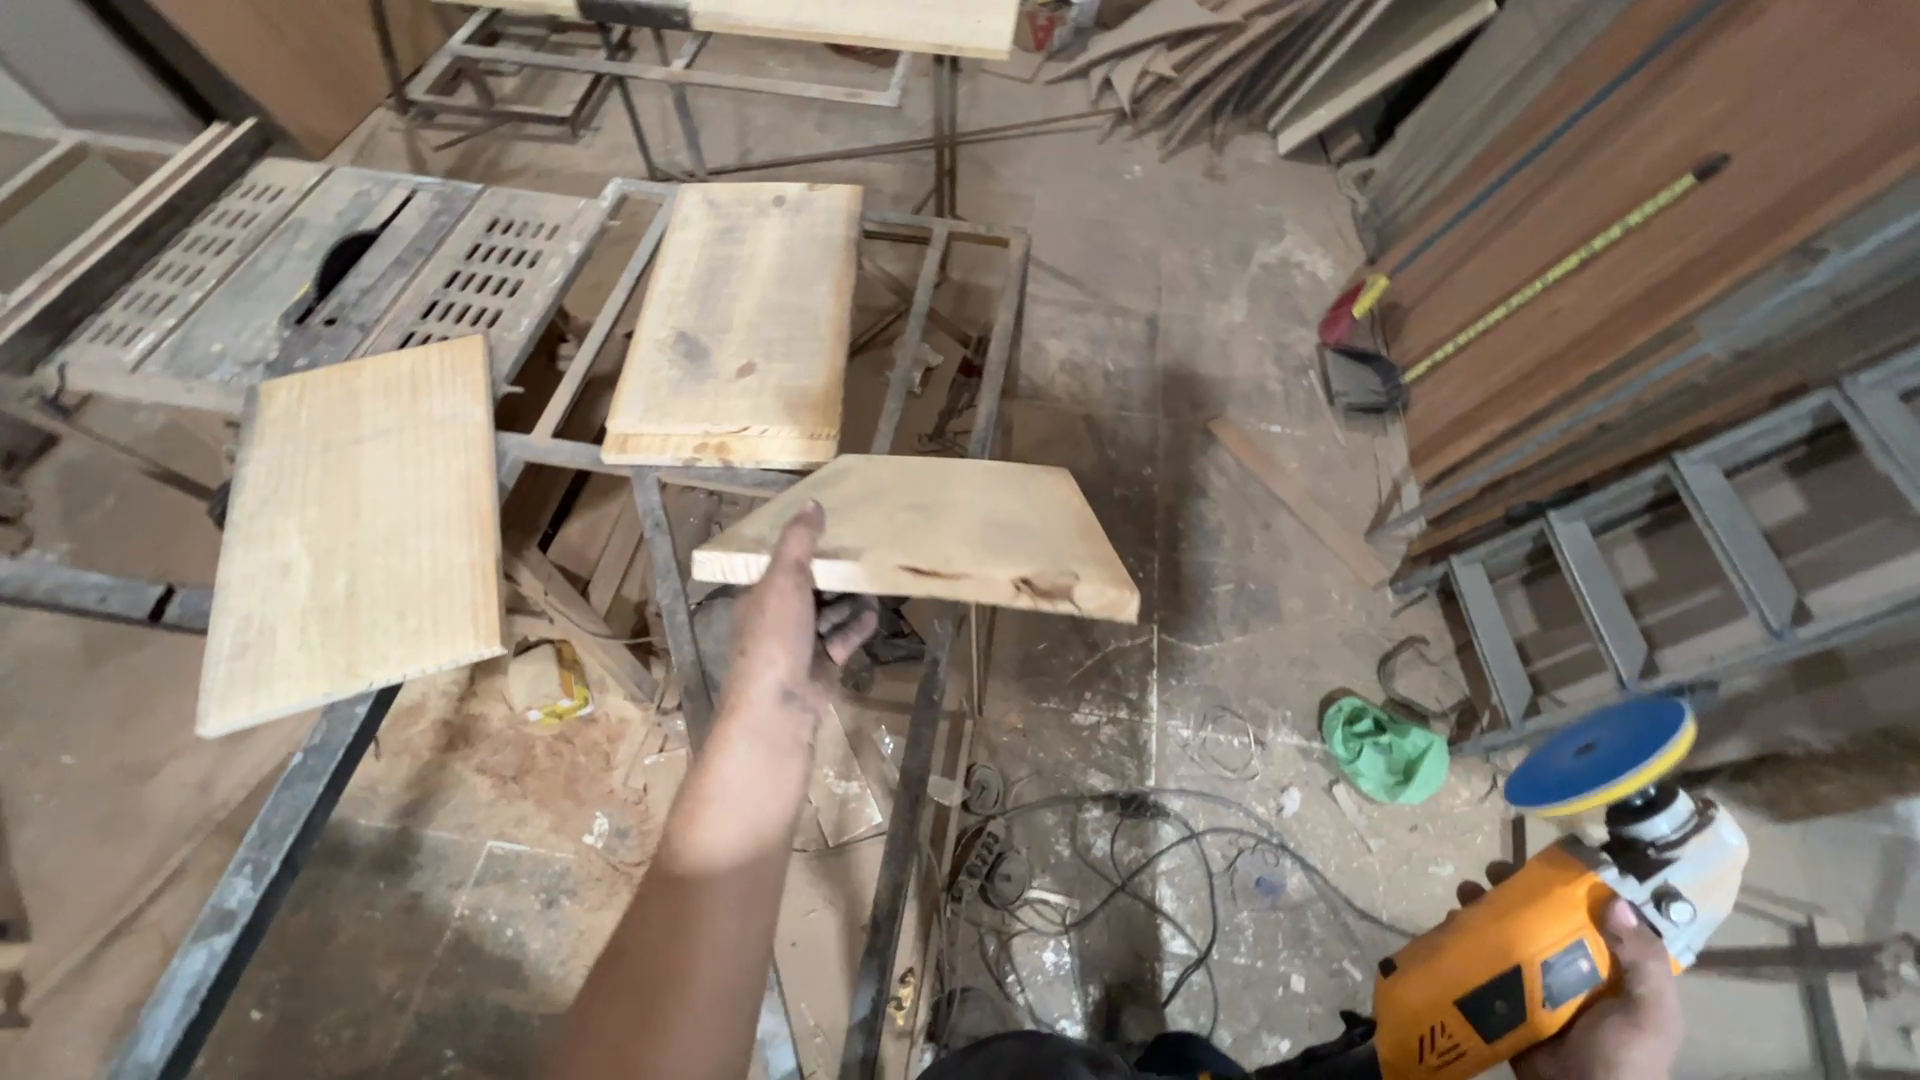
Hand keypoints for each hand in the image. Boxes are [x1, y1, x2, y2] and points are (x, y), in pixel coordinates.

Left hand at [717, 500, 879, 741]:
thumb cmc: (774, 636)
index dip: (813, 551)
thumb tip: (813, 502)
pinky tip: (863, 625)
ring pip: (836, 610)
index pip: (789, 564)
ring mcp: (803, 641)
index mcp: (761, 594)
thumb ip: (800, 540)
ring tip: (864, 599)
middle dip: (840, 580)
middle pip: (818, 586)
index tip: (841, 536)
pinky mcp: (825, 662)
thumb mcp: (784, 579)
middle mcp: (780, 616)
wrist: (779, 706)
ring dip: (850, 605)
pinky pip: (846, 635)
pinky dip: (854, 629)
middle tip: (862, 567)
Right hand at [1455, 866, 1682, 1079]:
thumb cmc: (1626, 1058)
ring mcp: (1538, 980)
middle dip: (1514, 889)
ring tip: (1465, 894)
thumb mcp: (1649, 1012)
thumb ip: (1642, 962)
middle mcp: (1574, 966)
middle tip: (1493, 872)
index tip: (1545, 862)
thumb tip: (1616, 902)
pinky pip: (1486, 959)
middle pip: (1542, 916)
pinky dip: (1466, 939)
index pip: (1593, 914)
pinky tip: (1452, 925)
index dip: (1570, 885)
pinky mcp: (1508, 995)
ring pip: (1508, 931)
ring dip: (1484, 908)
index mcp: (1613, 966)